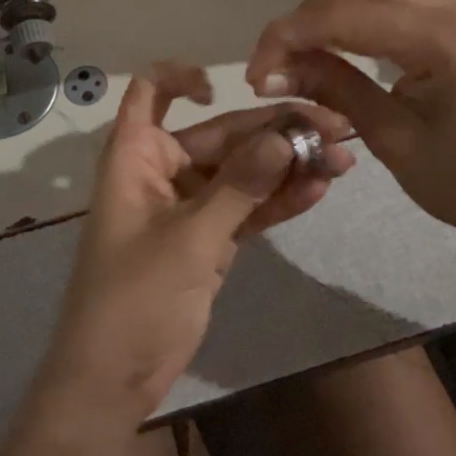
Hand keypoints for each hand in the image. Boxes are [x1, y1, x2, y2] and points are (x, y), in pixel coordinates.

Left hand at [41, 63, 354, 417]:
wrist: (113, 378)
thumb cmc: (135, 297)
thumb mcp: (190, 237)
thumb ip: (240, 185)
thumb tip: (286, 135)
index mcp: (136, 156)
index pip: (150, 93)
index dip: (181, 76)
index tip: (225, 87)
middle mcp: (162, 171)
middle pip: (220, 136)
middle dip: (275, 131)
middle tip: (336, 127)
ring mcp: (188, 208)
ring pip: (242, 173)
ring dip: (287, 165)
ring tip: (342, 159)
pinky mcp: (208, 241)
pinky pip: (246, 209)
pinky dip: (278, 201)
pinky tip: (320, 189)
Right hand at [245, 0, 455, 260]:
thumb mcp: (391, 141)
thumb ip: (332, 88)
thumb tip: (272, 69)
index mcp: (443, 38)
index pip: (344, 13)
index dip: (288, 37)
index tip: (257, 75)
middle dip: (307, 17)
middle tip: (280, 66)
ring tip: (322, 38)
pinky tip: (368, 22)